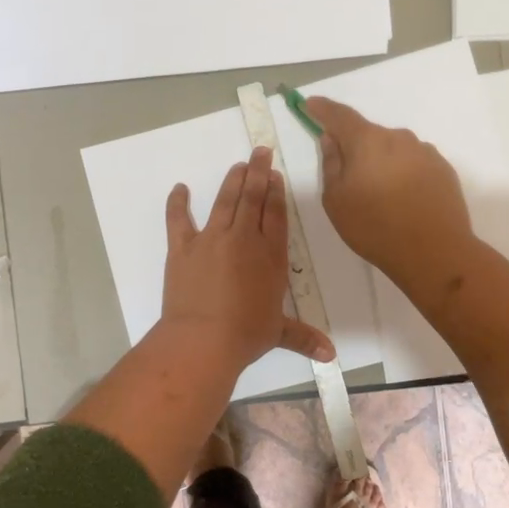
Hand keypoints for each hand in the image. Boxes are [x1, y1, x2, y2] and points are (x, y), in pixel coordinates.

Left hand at [160, 146, 335, 370]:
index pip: (276, 215)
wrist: (203, 338)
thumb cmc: (245, 335)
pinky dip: (177, 203)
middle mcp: (243, 240)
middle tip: (259, 152)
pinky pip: (178, 219)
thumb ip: (303, 337)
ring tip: (237, 166)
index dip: (276, 192)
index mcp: (270, 256)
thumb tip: (331, 354)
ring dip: (231, 181)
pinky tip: (179, 189)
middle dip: (257, 173)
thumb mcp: (278, 333)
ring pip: (224, 202)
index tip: (275, 174)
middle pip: (252, 199)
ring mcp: (211, 240)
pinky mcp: (182, 248)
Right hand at [301, 97, 473, 280]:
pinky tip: (402, 200)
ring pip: (393, 149)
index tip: (310, 104)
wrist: (434, 252)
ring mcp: (425, 152)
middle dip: (354, 147)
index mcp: (367, 141)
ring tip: (378, 196)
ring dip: (381, 163)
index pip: (340, 115)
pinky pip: (413, 163)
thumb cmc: (374, 227)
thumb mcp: (336, 200)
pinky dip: (402, 173)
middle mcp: (398, 138)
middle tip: (347, 176)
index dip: (322, 109)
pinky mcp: (443, 169)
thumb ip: (331, 164)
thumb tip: (331, 140)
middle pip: (368, 134)